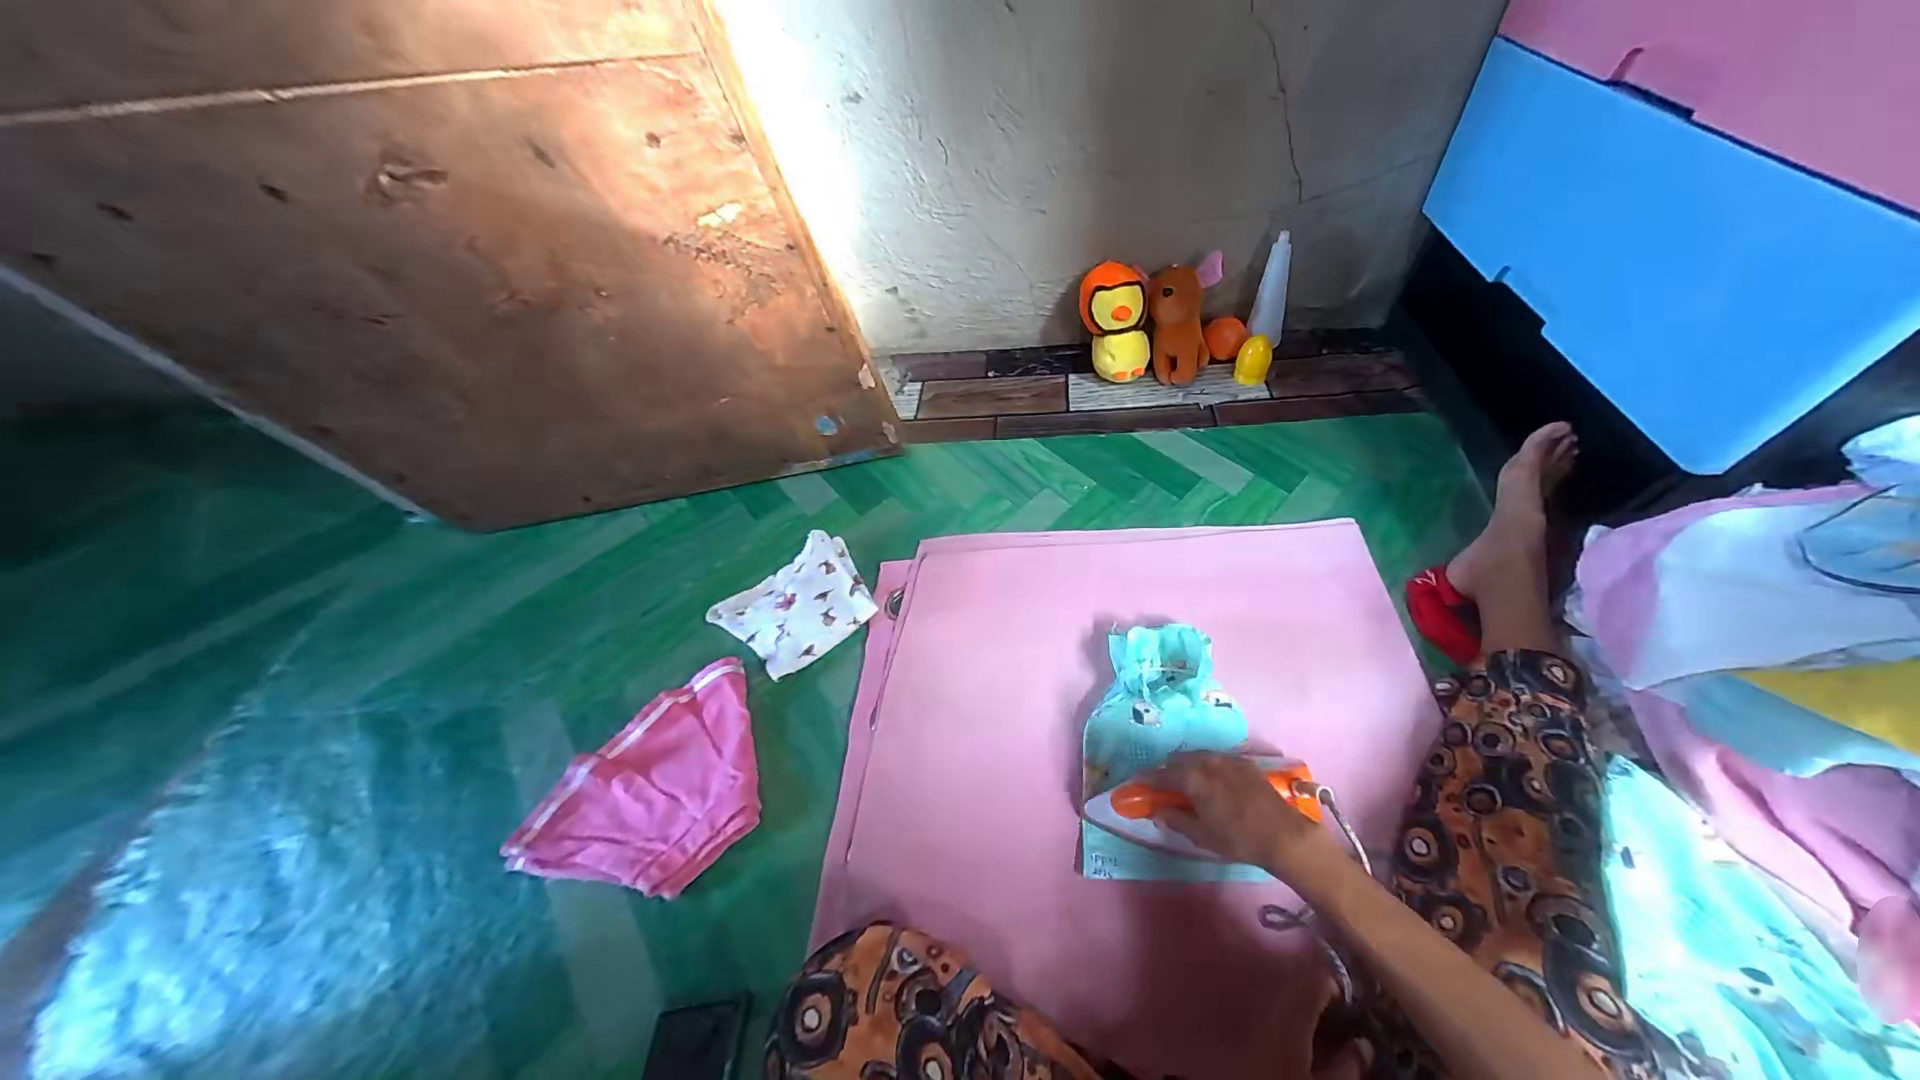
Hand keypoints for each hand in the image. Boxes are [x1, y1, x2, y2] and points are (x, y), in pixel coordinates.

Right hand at [1144, 751, 1323, 871]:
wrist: (1285, 835)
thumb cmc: (1238, 838)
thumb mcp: (1201, 835)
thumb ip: (1175, 820)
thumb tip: (1158, 811)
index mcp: (1191, 777)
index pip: (1159, 774)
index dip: (1146, 781)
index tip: (1137, 786)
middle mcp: (1206, 761)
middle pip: (1177, 760)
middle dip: (1168, 772)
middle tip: (1167, 790)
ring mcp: (1227, 759)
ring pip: (1197, 756)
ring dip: (1188, 767)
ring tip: (1191, 786)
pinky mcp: (1244, 763)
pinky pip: (1216, 759)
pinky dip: (1208, 767)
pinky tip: (1215, 784)